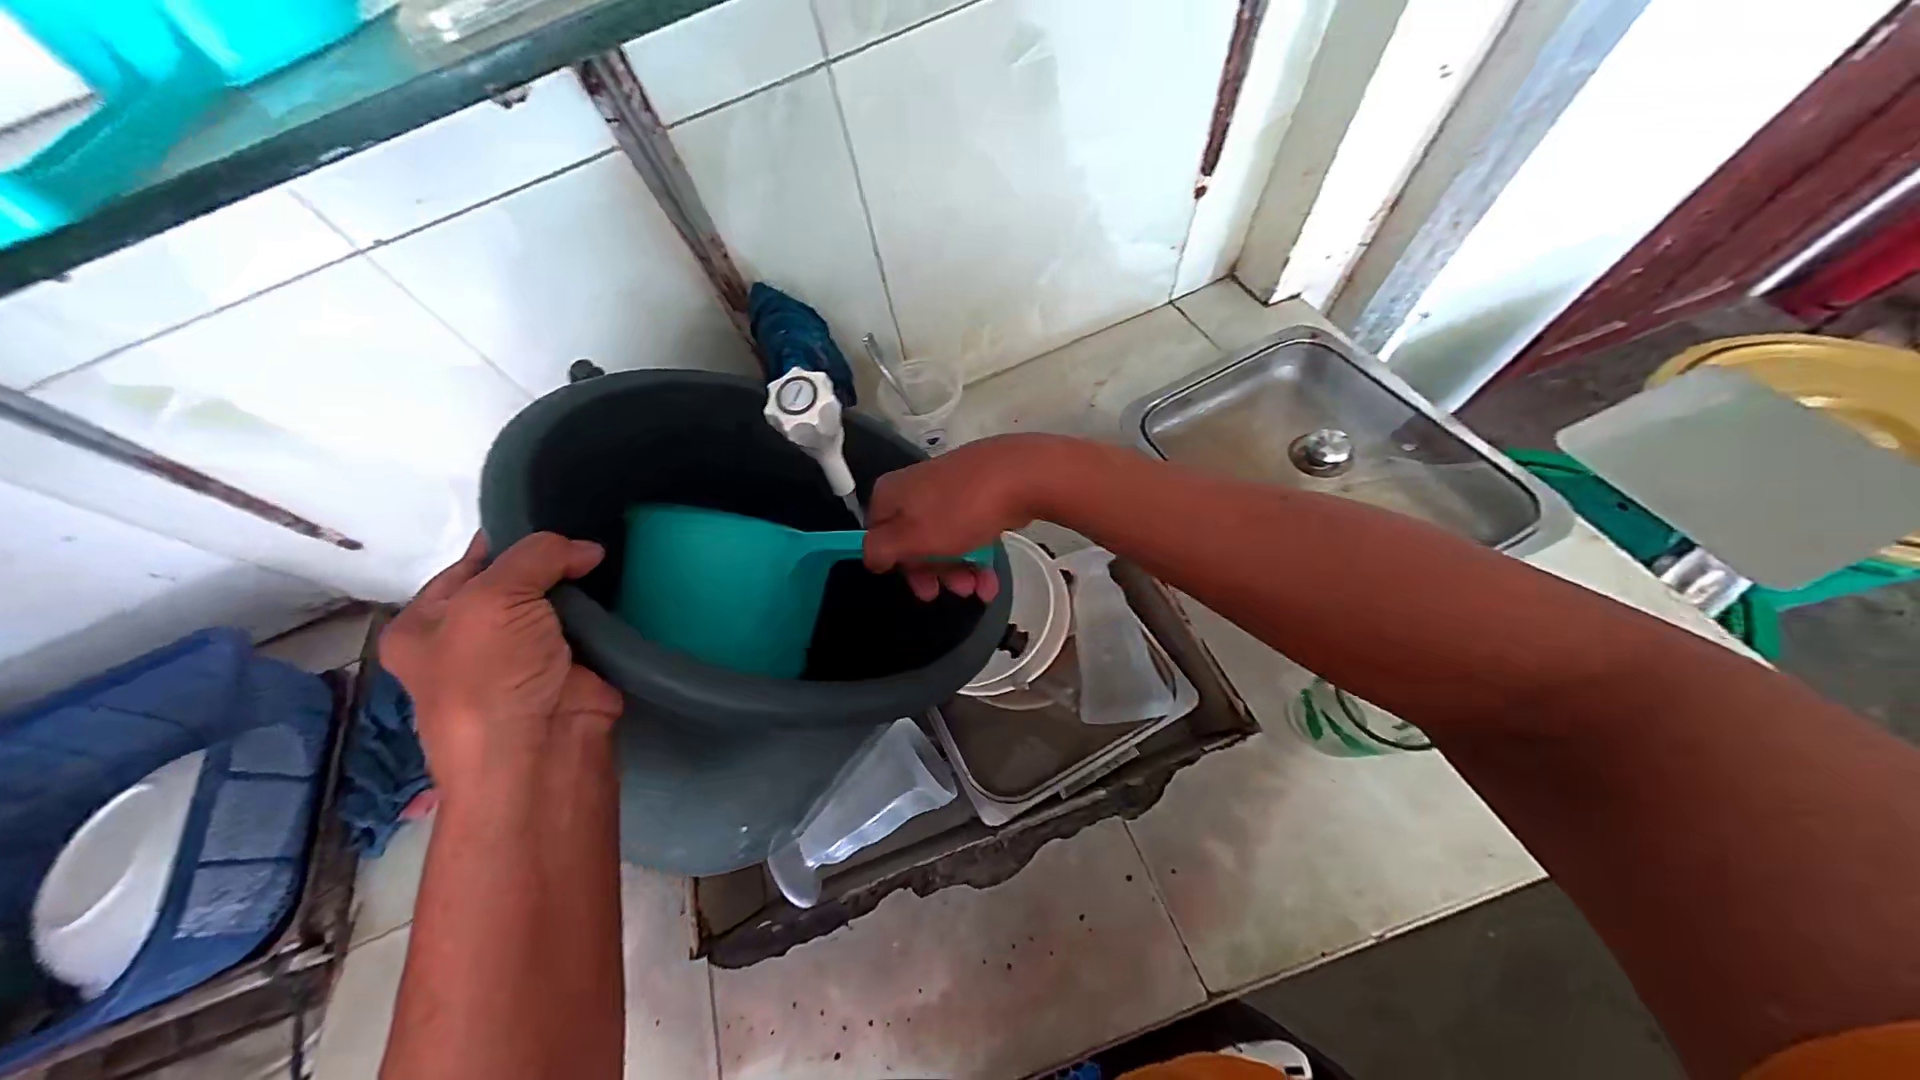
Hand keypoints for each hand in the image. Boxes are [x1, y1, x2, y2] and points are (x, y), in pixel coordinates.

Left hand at [379, 532, 623, 802]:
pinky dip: (606, 611)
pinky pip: (590, 626)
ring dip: (583, 586)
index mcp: (427, 624)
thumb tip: (588, 550)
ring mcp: (525, 655)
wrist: (539, 748)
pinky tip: (623, 588)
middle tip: (590, 536)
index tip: (555, 518)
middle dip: (553, 561)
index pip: (471, 564)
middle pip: (519, 582)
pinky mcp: (572, 667)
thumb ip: (535, 556)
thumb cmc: (490, 675)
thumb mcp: (492, 598)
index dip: (511, 540)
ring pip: (558, 603)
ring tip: (613, 554)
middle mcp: (472, 639)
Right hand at [863, 434, 1079, 600]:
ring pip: (946, 541)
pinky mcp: (977, 495)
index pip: (879, 536)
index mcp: (891, 494)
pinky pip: (970, 532)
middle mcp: (915, 489)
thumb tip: (871, 558)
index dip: (899, 565)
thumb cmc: (959, 510)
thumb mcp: (909, 539)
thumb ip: (880, 551)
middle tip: (955, 590)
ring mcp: (948, 491)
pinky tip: (990, 578)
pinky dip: (977, 556)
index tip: (921, 585)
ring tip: (978, 588)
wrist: (1018, 477)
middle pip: (915, 542)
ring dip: (960, 571)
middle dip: (936, 572)